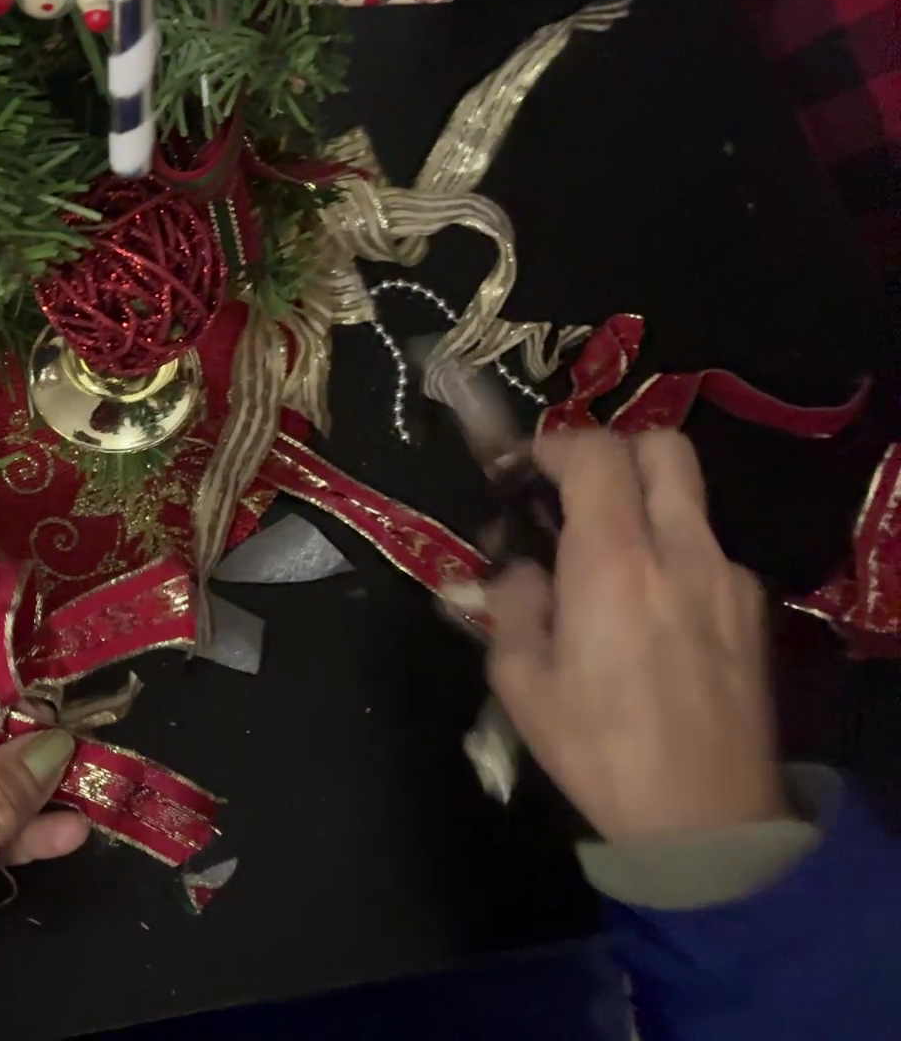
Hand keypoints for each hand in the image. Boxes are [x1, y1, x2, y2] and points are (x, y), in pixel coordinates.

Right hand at [485, 429, 787, 841]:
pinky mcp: (749, 608)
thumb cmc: (591, 742)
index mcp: (613, 566)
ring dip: (632, 500)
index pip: (598, 458)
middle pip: (663, 449)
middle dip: (606, 450)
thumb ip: (514, 602)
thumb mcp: (516, 674)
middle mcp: (680, 555)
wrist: (705, 816)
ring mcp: (726, 579)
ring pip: (685, 496)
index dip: (553, 446)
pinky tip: (631, 600)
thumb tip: (525, 570)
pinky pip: (699, 545)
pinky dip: (659, 544)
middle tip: (560, 488)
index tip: (517, 469)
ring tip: (587, 553)